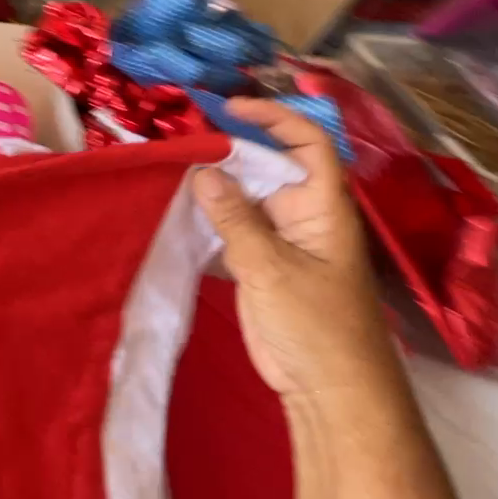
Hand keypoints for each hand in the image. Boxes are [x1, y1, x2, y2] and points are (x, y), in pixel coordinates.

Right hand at [192, 98, 399, 402]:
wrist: (329, 391)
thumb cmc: (316, 326)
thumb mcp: (271, 267)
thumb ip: (235, 218)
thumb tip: (203, 171)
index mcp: (322, 210)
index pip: (308, 146)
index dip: (276, 118)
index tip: (230, 107)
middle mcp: (302, 216)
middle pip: (266, 168)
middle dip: (226, 151)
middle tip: (180, 143)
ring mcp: (280, 241)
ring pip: (243, 198)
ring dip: (210, 186)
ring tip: (168, 172)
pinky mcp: (260, 264)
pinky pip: (229, 227)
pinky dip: (203, 218)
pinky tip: (173, 213)